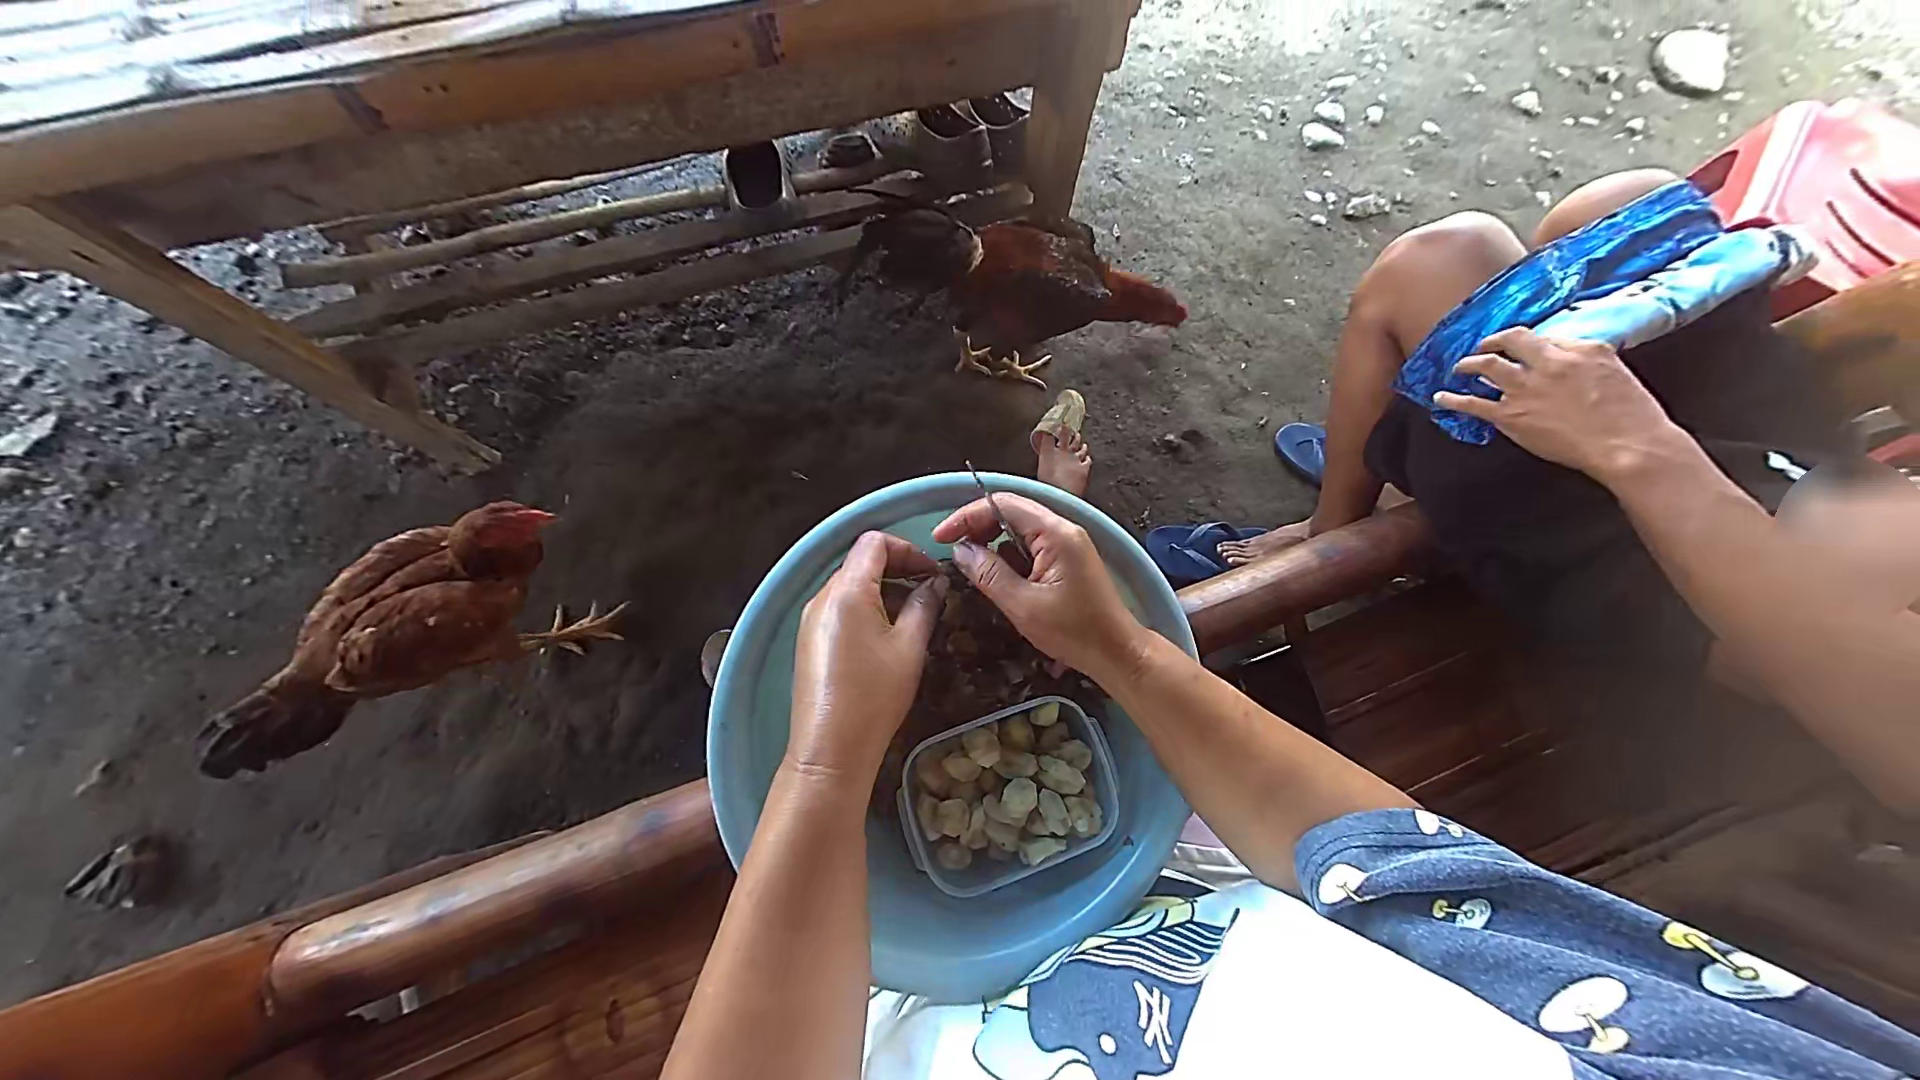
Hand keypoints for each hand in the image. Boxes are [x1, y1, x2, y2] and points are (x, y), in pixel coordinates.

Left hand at [789, 531, 945, 776]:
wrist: (829, 749)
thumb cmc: (874, 695)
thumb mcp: (909, 647)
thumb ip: (924, 605)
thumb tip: (935, 583)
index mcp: (846, 590)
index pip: (874, 542)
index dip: (907, 549)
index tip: (931, 572)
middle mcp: (822, 597)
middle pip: (860, 561)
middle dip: (897, 568)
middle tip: (929, 591)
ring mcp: (811, 619)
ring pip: (850, 585)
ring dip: (883, 589)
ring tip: (913, 614)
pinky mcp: (809, 639)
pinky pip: (840, 607)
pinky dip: (866, 607)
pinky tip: (887, 634)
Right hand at [930, 495, 1146, 683]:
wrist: (1117, 652)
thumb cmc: (1074, 632)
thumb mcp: (1022, 606)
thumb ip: (989, 574)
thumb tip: (960, 551)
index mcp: (1055, 533)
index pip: (1003, 504)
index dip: (967, 516)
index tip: (941, 537)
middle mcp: (1063, 529)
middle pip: (1011, 510)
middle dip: (978, 526)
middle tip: (953, 550)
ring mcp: (1068, 542)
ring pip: (1020, 527)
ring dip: (993, 540)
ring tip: (972, 563)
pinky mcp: (1068, 557)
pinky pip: (1032, 544)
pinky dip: (1009, 553)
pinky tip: (998, 574)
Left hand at [1435, 328, 1690, 479]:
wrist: (1625, 444)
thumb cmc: (1628, 413)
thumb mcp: (1612, 371)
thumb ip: (1581, 360)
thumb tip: (1555, 356)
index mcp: (1581, 351)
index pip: (1542, 336)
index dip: (1523, 341)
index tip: (1514, 346)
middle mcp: (1548, 364)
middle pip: (1509, 341)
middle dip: (1490, 342)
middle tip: (1481, 348)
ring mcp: (1524, 389)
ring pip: (1485, 366)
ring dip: (1467, 365)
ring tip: (1458, 368)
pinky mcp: (1509, 414)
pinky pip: (1470, 404)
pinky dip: (1451, 399)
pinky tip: (1440, 397)